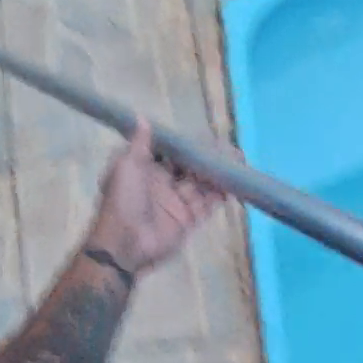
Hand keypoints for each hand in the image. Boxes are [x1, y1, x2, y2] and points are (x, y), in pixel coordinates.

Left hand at [83, 120, 228, 277]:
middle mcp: (162, 183)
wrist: (125, 244)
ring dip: (219, 173)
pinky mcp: (188, 219)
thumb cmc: (124, 201)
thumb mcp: (126, 167)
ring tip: (239, 162)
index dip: (188, 144)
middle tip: (230, 149)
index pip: (171, 152)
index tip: (207, 135)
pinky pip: (208, 203)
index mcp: (145, 169)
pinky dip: (221, 194)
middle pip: (190, 166)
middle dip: (209, 157)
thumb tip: (141, 118)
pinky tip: (235, 183)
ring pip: (202, 183)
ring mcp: (176, 202)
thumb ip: (139, 144)